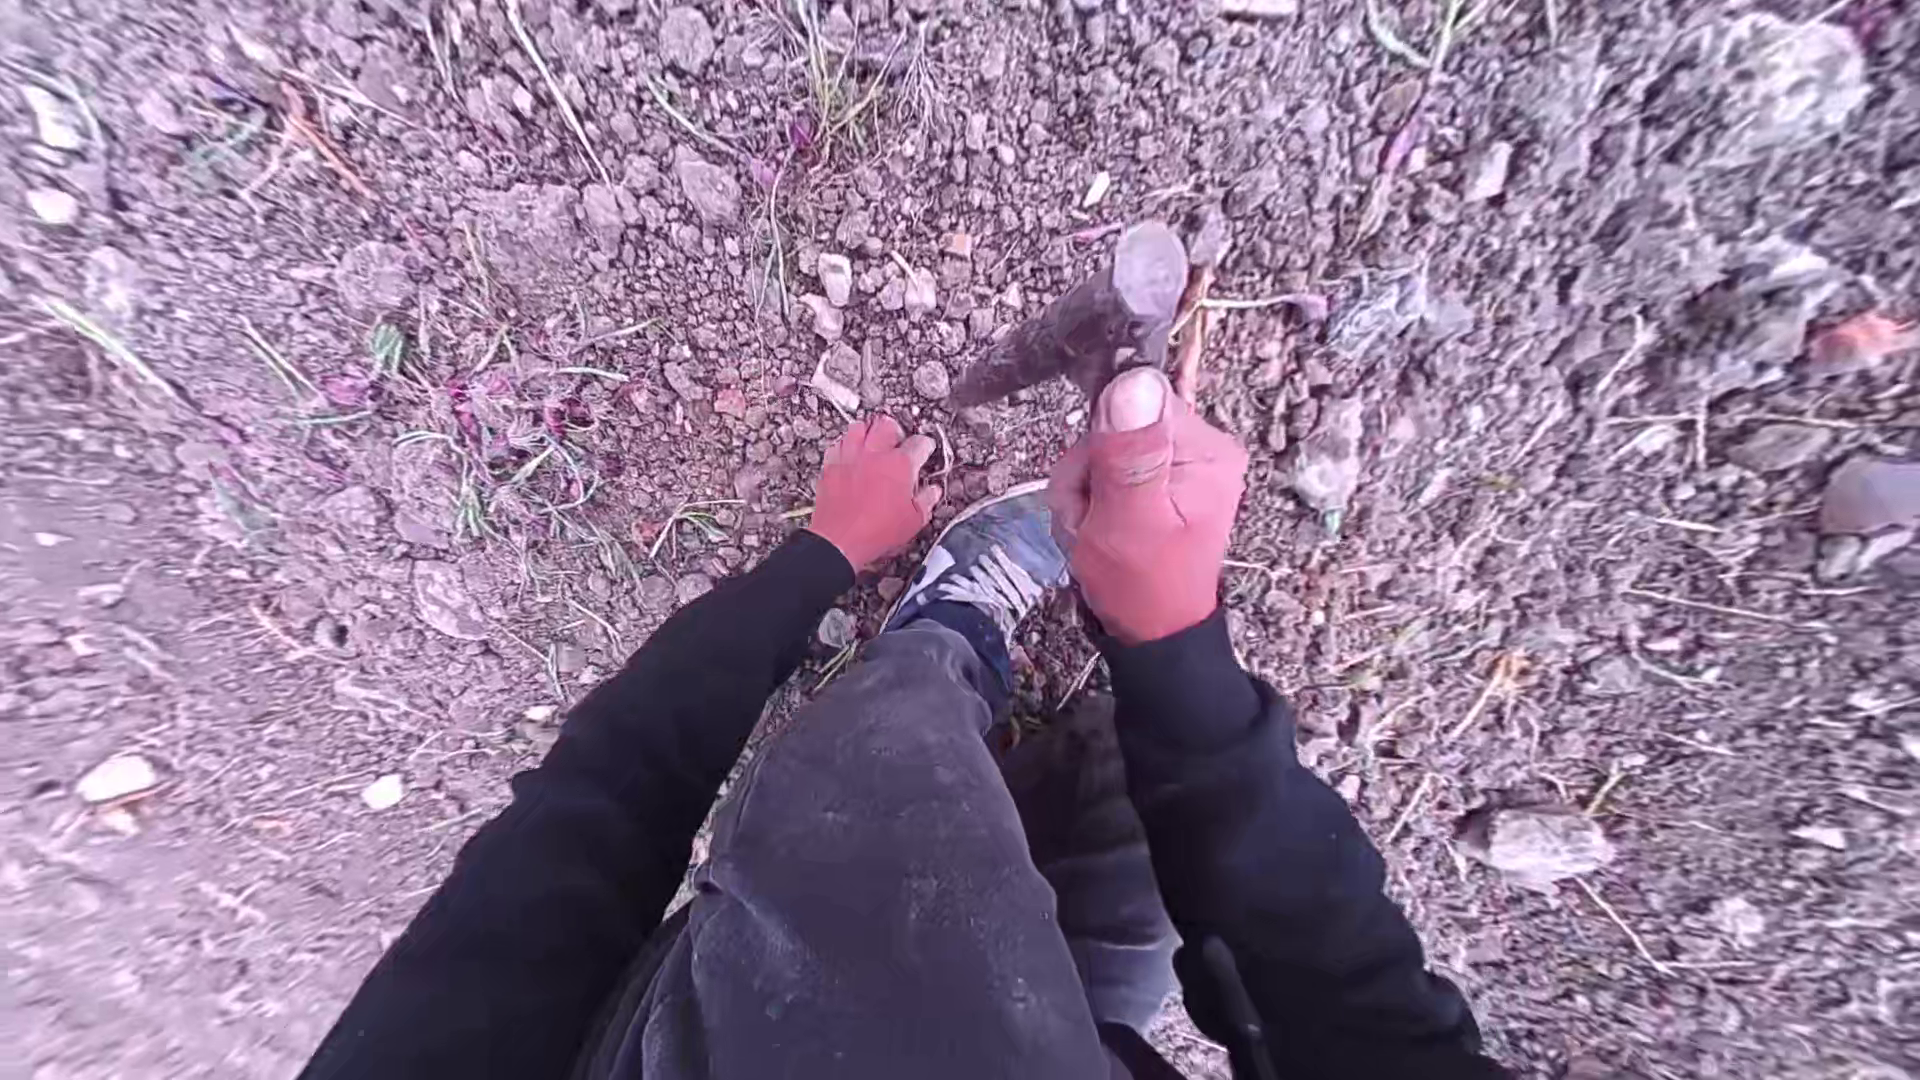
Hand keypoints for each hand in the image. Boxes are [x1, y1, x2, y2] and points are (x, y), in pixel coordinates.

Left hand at [808, 415, 942, 571]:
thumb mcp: (913, 521)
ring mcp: (851, 457)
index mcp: (900, 465)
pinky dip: (846, 445)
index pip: (919, 443)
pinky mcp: (831, 465)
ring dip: (868, 432)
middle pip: (886, 425)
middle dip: (895, 430)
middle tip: (898, 441)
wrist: (839, 541)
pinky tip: (851, 454)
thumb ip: (926, 501)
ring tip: (873, 443)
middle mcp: (875, 454)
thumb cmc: (876, 532)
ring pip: (859, 427)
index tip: (925, 449)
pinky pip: (838, 443)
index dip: (925, 445)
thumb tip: (932, 491)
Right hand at [1046, 368, 1247, 644]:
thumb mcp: (1130, 522)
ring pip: (1097, 451)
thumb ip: (1129, 456)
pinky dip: (1085, 501)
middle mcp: (1196, 450)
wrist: (1148, 632)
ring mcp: (1173, 467)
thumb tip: (1133, 380)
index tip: (1096, 486)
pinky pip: (1100, 472)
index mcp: (1205, 451)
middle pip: (1112, 427)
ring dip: (1079, 493)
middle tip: (1089, 519)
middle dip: (1084, 475)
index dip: (1101, 442)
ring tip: (1089, 530)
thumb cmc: (1141, 586)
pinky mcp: (1152, 483)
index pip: (1134, 404)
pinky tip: (1091, 529)